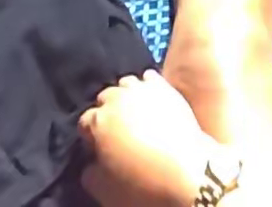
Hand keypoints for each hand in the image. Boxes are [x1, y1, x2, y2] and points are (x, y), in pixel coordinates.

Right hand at [78, 70, 216, 206]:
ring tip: (134, 115)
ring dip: (125, 97)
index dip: (89, 136)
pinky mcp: (162, 85)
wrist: (186, 172)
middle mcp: (117, 98)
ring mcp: (141, 88)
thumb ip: (90, 174)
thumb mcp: (106, 192)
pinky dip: (146, 88)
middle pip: (104, 99)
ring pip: (125, 84)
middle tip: (116, 132)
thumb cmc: (143, 186)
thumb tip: (90, 164)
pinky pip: (148, 78)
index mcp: (99, 122)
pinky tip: (150, 102)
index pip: (84, 122)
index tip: (97, 149)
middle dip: (106, 113)